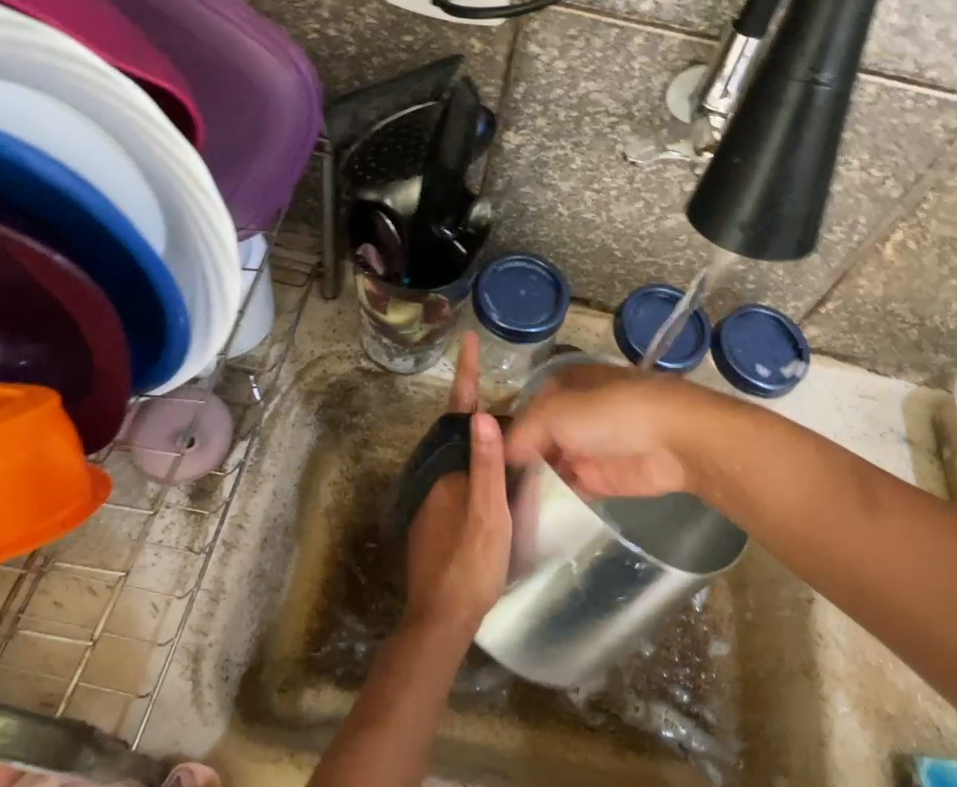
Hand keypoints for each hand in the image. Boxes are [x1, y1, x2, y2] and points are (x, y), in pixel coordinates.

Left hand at [403, 333, 511, 637]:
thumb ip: (486, 466)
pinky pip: (465, 483)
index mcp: (449, 470)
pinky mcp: (440, 520)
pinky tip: (507, 484)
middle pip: (462, 434)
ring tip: (520, 437)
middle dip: (482, 411)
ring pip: (464, 460)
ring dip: (485, 446)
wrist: (442, 618)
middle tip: (515, 396)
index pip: (459, 410)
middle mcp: (437, 478)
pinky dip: (484, 474)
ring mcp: (436, 499)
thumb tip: (481, 414)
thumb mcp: (488, 514)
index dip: (465, 374)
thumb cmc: (470, 564)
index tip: (467, 339)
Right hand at [505, 363, 726, 497]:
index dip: (503, 430)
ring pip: (549, 465)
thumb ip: (524, 430)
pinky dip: (549, 499)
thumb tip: (501, 451)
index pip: (524, 409)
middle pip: (535, 439)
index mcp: (563, 387)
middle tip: (485, 487)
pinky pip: (567, 489)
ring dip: (530, 482)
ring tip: (497, 504)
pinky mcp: (601, 480)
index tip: (479, 456)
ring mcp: (587, 448)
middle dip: (515, 460)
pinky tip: (523, 514)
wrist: (675, 441)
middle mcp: (572, 416)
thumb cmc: (612, 413)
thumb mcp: (557, 411)